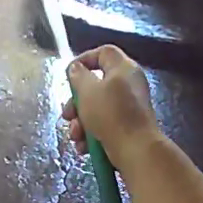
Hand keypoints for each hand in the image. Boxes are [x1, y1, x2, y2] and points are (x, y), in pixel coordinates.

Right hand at [63, 46, 160, 166]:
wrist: (135, 150)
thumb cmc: (111, 115)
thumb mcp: (88, 91)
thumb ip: (78, 76)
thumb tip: (76, 69)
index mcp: (123, 69)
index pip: (103, 52)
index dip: (84, 59)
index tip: (69, 73)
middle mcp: (128, 85)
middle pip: (95, 85)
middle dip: (76, 102)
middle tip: (67, 115)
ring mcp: (129, 108)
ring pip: (96, 109)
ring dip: (80, 123)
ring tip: (76, 135)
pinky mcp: (127, 128)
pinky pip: (104, 125)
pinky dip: (91, 135)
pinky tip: (83, 147)